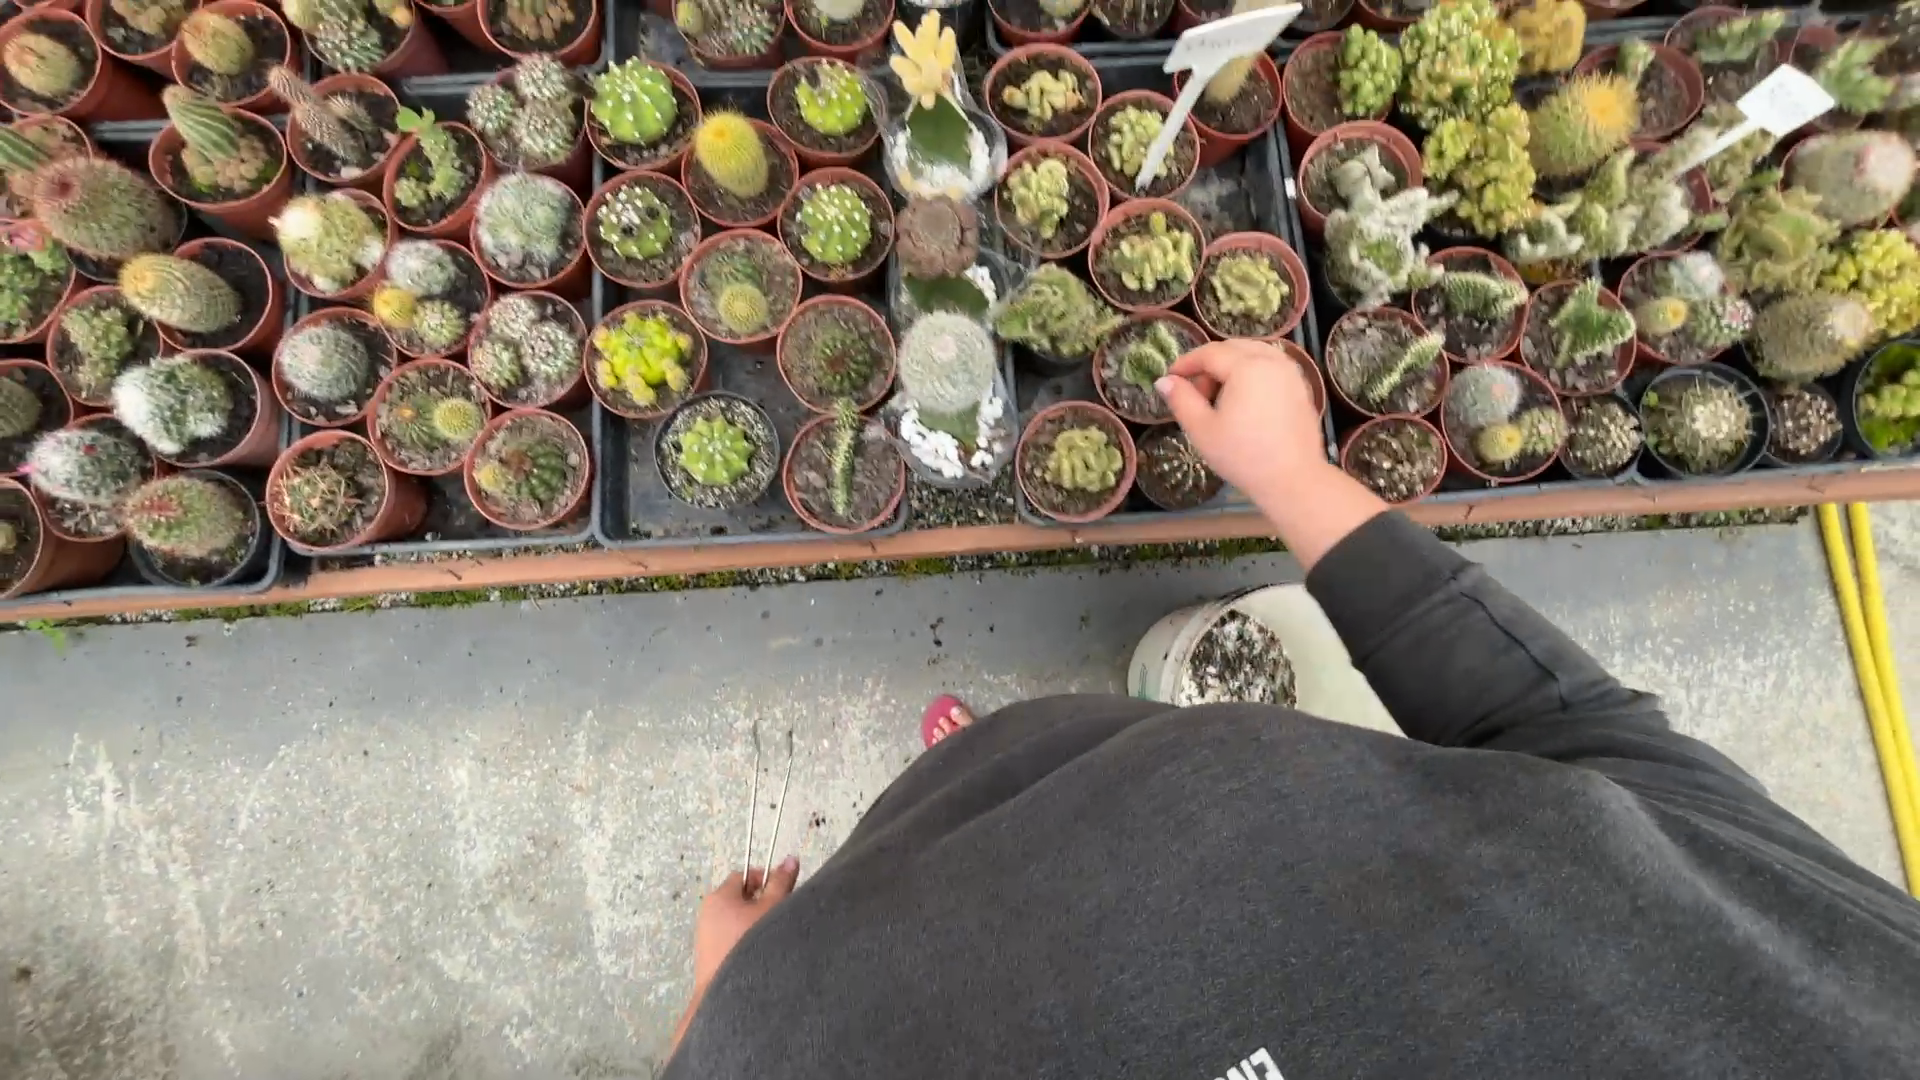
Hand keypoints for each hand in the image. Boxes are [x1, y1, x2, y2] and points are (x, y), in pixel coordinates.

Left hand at [691, 857, 800, 989]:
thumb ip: (781, 882)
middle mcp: (707, 912)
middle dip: (760, 902)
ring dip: (753, 922)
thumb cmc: (750, 943)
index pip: (745, 876)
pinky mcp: (707, 956)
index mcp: (719, 896)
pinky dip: (743, 939)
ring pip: (734, 918)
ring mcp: (704, 935)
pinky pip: (728, 937)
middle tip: (779, 914)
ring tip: (770, 935)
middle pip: (739, 896)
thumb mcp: (772, 908)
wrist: (728, 994)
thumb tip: (791, 858)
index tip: (781, 893)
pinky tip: (757, 953)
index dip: (765, 880)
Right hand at [1155, 339, 1329, 505]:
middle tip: (1194, 392)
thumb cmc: (1242, 455)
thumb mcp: (1202, 429)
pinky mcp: (1300, 387)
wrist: (1292, 478)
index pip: (1209, 353)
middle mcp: (1272, 361)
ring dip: (1231, 366)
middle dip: (1209, 364)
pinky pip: (1271, 366)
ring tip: (1219, 396)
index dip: (1185, 363)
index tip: (1170, 378)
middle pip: (1233, 348)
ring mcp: (1291, 373)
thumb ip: (1181, 400)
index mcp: (1247, 367)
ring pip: (1254, 354)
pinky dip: (1252, 372)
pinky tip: (1243, 401)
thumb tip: (1163, 381)